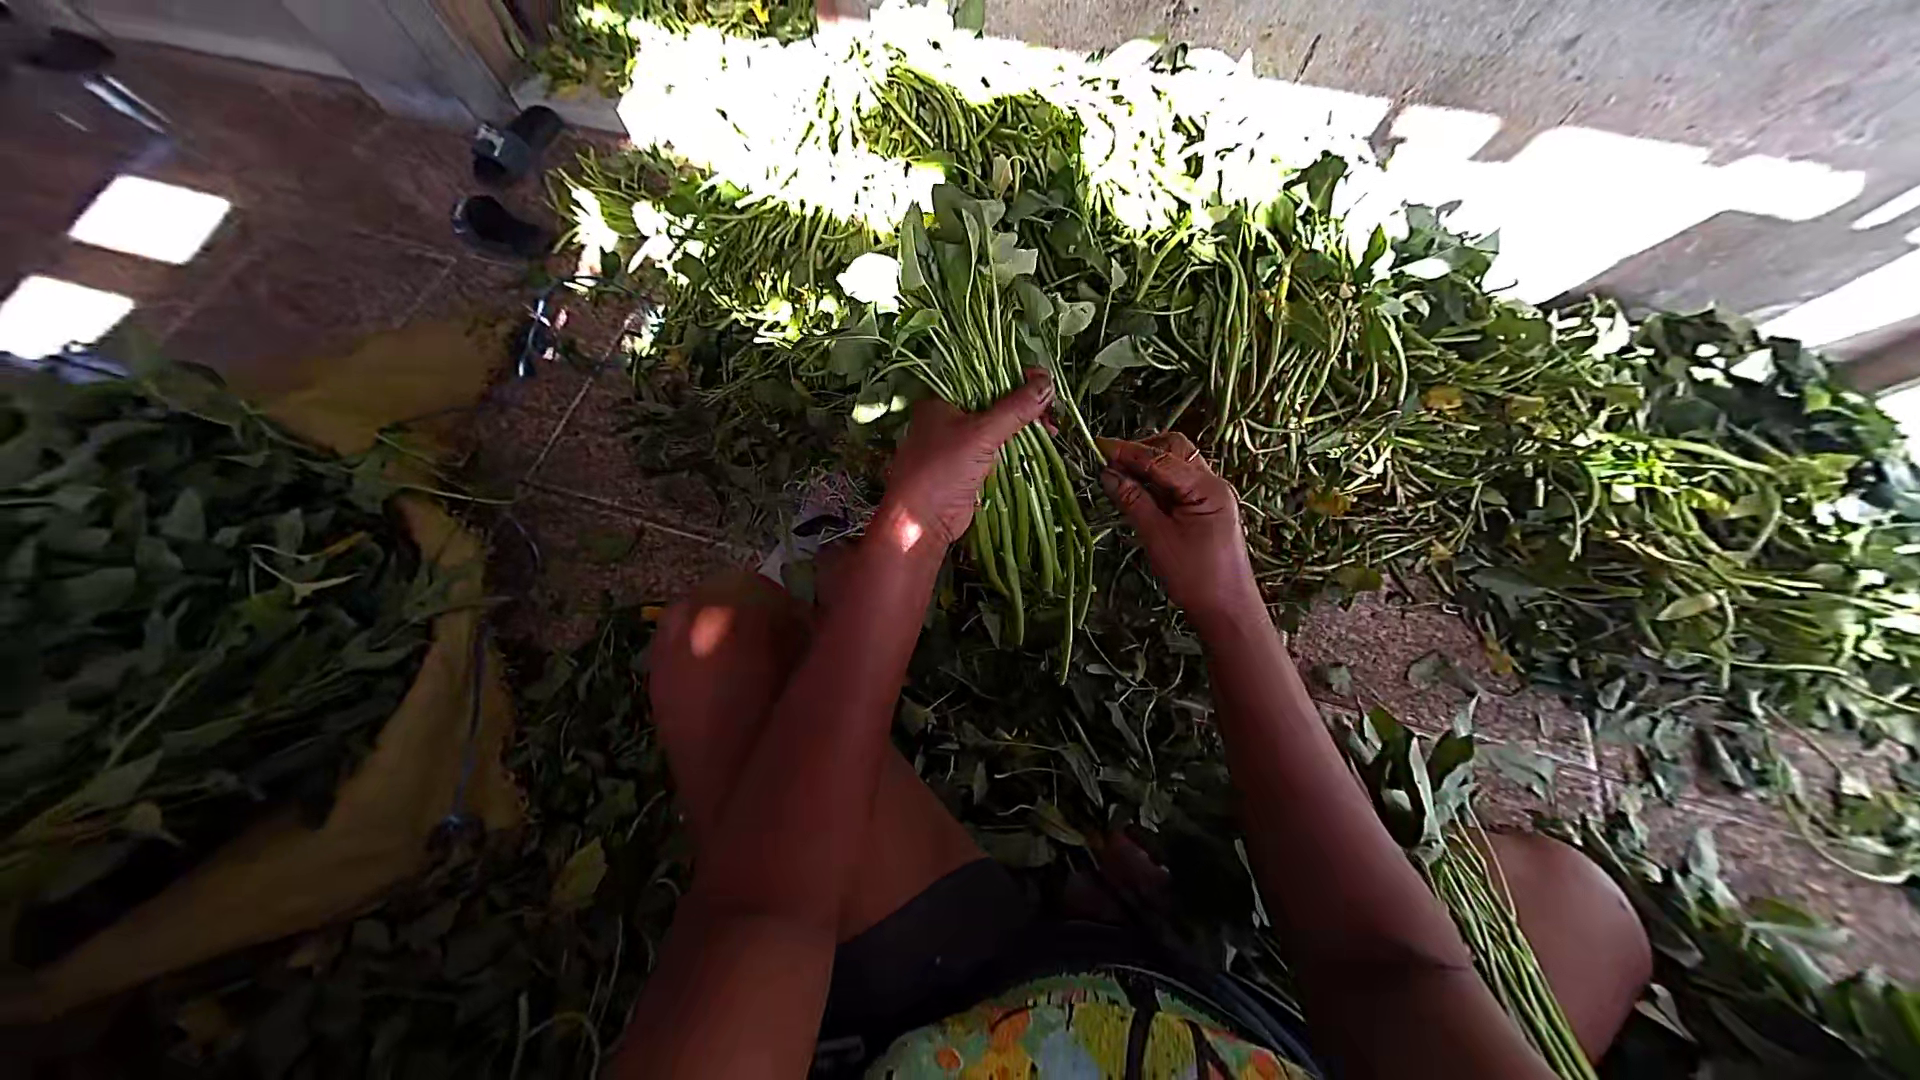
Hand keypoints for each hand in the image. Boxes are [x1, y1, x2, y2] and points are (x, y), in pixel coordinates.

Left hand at [878, 370, 1054, 550]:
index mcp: (941, 399)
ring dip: (1024, 425)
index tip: (1044, 381)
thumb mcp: (980, 434)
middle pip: (994, 400)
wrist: (922, 522)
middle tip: (1052, 410)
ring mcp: (959, 442)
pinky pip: (998, 447)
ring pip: (998, 425)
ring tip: (1051, 428)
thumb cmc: (941, 471)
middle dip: (1024, 403)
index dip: (1014, 375)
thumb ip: (1014, 409)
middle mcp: (948, 416)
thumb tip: (1046, 385)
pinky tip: (1038, 443)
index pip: (984, 375)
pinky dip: (1017, 444)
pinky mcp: (969, 465)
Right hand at [1099, 432, 1262, 630]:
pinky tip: (1137, 492)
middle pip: (1174, 450)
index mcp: (1206, 488)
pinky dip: (1156, 482)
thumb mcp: (1157, 537)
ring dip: (1147, 465)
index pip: (1160, 458)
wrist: (1227, 610)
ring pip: (1176, 465)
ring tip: (1118, 476)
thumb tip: (1108, 474)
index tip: (1097, 447)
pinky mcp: (1206, 508)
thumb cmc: (1195, 577)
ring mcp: (1211, 495)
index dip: (1127, 451)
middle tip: (1108, 462)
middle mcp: (1213, 484)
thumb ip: (1133, 501)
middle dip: (1140, 450)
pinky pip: (1178, 483)